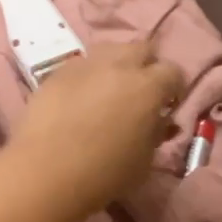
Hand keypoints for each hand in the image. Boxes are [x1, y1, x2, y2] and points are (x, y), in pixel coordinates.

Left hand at [3, 42, 183, 221]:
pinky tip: (81, 96)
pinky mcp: (57, 71)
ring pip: (109, 49)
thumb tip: (159, 119)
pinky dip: (88, 74)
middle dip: (146, 66)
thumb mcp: (145, 159)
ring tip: (110, 90)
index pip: (173, 71)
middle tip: (141, 92)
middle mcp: (117, 65)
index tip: (168, 105)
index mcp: (147, 86)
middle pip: (141, 49)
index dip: (174, 88)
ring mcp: (84, 64)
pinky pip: (81, 64)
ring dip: (116, 64)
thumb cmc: (105, 173)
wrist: (47, 170)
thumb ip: (156, 131)